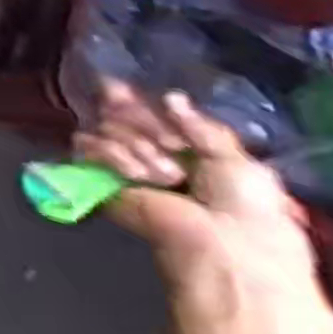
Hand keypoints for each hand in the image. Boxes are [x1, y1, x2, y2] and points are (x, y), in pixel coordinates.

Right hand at [74, 81, 332, 333]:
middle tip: (167, 146)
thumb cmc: (247, 210)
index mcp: (183, 149)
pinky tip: (136, 173)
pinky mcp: (96, 175)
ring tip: (162, 174)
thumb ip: (202, 126)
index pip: (144, 110)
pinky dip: (111, 155)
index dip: (132, 99)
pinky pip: (86, 146)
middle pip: (119, 114)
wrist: (220, 245)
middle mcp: (147, 152)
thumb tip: (168, 95)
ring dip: (133, 146)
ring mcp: (119, 164)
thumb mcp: (240, 162)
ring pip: (102, 128)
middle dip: (141, 126)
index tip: (118, 88)